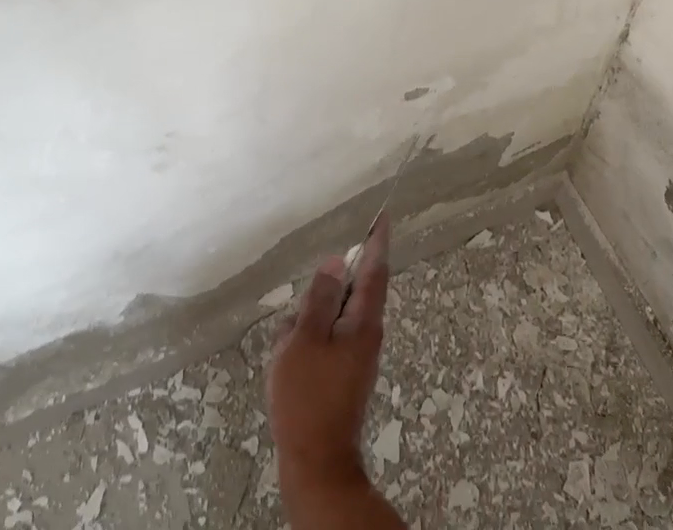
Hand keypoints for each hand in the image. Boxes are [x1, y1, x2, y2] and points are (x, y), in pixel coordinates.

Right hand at [267, 216, 391, 488]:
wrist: (317, 457)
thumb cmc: (308, 395)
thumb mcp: (306, 340)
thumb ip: (321, 299)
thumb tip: (336, 262)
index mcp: (364, 321)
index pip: (375, 270)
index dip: (377, 241)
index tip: (381, 215)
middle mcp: (368, 334)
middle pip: (358, 290)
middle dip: (341, 274)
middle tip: (329, 252)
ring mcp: (358, 355)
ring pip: (339, 315)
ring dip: (320, 308)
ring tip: (297, 313)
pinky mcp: (344, 373)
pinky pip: (330, 338)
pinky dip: (313, 331)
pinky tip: (291, 343)